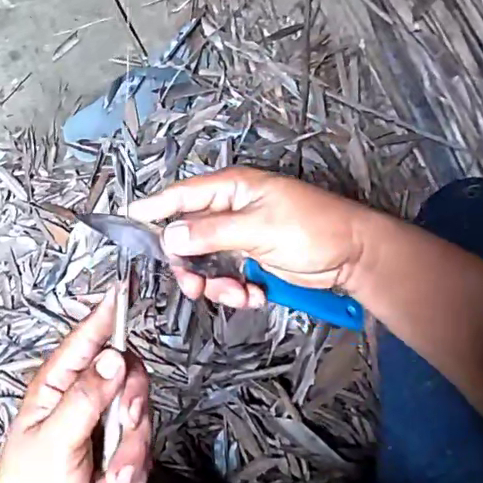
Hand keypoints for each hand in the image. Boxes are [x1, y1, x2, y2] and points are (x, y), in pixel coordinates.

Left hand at [0, 287, 151, 482]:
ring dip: (129, 456)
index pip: (87, 340)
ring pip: (139, 418)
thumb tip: (112, 358)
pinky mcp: (116, 453)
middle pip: (128, 375)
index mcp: (56, 387)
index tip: (125, 292)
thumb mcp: (54, 442)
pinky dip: (129, 477)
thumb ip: (86, 398)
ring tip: (107, 480)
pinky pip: (141, 452)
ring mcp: (100, 427)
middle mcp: (81, 399)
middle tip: (123, 426)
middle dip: (132, 406)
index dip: (107, 315)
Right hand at [127, 167, 381, 307]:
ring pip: (205, 261)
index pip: (181, 194)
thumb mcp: (259, 229)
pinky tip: (255, 293)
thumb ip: (211, 233)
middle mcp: (230, 209)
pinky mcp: (250, 258)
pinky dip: (235, 290)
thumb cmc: (314, 228)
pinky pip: (226, 276)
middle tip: (195, 285)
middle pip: (187, 235)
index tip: (127, 221)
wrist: (354, 257)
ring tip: (240, 293)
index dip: (153, 208)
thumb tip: (170, 235)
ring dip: (215, 283)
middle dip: (189, 264)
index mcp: (231, 188)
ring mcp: (240, 235)